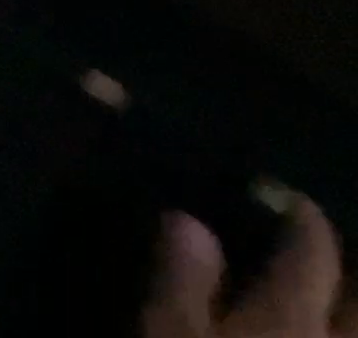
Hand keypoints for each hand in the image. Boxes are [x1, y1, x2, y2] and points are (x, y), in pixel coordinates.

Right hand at [145, 201, 353, 336]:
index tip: (282, 190)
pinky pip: (343, 332)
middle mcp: (333, 335)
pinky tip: (327, 315)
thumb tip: (186, 218)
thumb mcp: (174, 327)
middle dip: (350, 260)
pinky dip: (341, 319)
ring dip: (347, 295)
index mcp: (288, 313)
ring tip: (333, 274)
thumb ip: (185, 276)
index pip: (309, 255)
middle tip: (320, 232)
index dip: (302, 217)